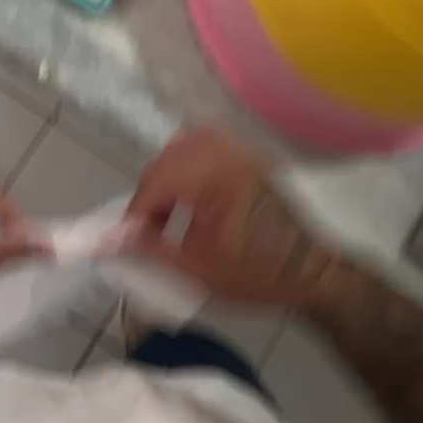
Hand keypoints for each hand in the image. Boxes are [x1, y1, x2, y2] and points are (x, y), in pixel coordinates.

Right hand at [123, 128, 338, 309]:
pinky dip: (192, 166)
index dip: (135, 213)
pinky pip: (211, 147)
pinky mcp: (253, 159)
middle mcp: (229, 155)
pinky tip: (193, 198)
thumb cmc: (258, 275)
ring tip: (169, 212)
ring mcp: (244, 153)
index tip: (129, 241)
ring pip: (188, 146)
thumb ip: (149, 248)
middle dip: (151, 192)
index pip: (155, 182)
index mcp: (215, 179)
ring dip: (170, 175)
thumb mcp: (197, 269)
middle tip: (148, 229)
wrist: (316, 273)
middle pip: (168, 158)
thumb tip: (107, 241)